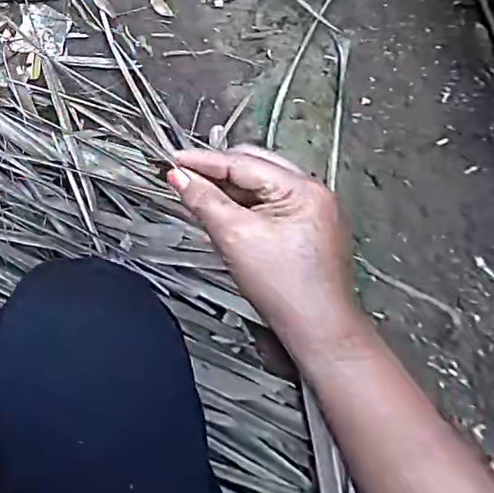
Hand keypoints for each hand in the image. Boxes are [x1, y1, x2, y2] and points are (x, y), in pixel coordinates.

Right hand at [169, 145, 365, 361]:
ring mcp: (310, 212)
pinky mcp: (304, 229)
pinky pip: (264, 203)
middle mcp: (312, 195)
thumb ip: (203, 200)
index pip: (241, 163)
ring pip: (256, 185)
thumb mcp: (234, 236)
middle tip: (183, 176)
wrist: (317, 331)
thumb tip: (181, 177)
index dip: (203, 162)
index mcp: (303, 190)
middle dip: (215, 171)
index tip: (176, 161)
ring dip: (225, 188)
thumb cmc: (289, 290)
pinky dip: (239, 204)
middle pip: (251, 167)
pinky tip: (221, 212)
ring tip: (197, 195)